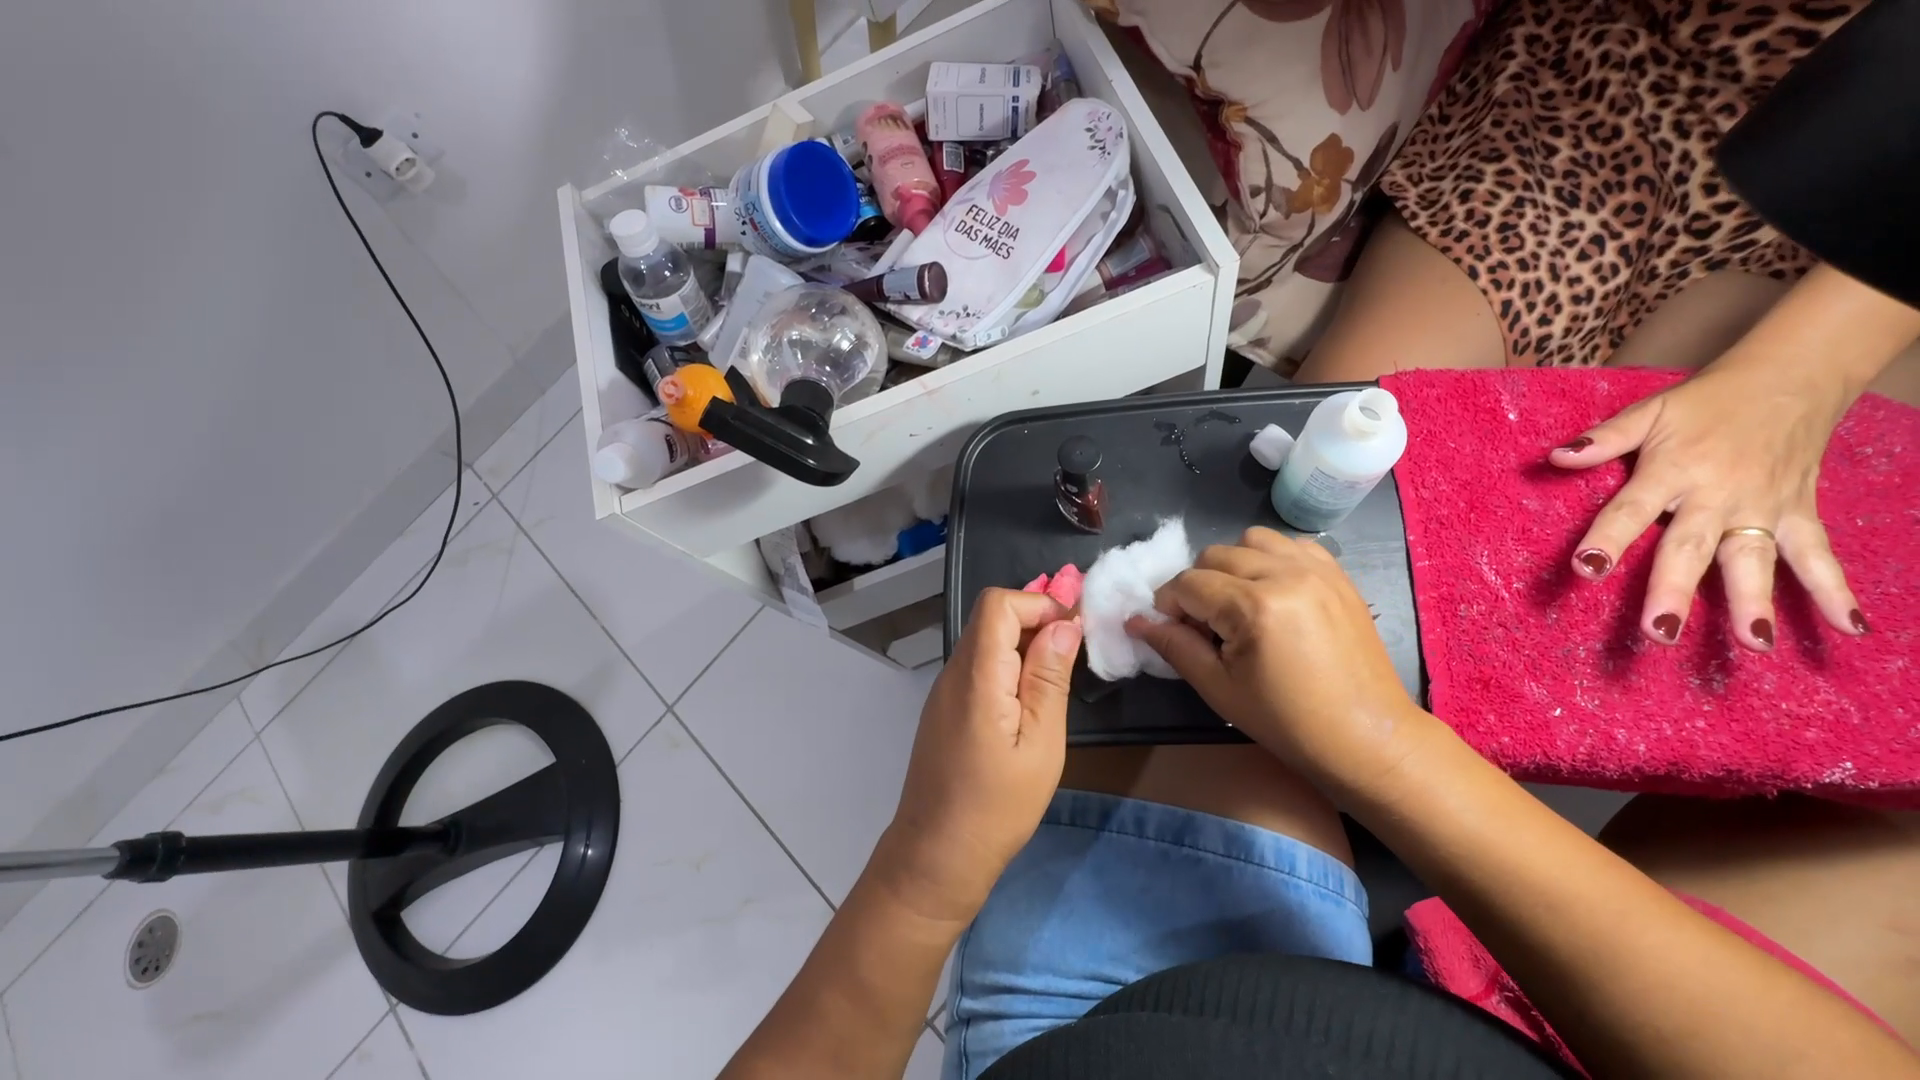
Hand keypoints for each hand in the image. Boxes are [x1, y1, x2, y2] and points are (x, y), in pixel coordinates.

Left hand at [882, 588, 1080, 923]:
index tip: (1074, 630)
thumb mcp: (1041, 744)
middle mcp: (953, 674)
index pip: (998, 604)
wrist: (936, 857)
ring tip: (1059, 673)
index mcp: (977, 677)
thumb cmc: (997, 807)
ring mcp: (944, 693)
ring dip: (1023, 643)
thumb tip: (1065, 623)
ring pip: (984, 642)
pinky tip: (1030, 699)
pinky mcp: (945, 711)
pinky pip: (978, 669)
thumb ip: (1049, 679)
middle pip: (990, 618)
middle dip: (1035, 618)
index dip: (1038, 603)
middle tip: (1077, 644)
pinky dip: (1007, 666)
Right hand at [1125, 528, 1425, 788]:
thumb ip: (1174, 645)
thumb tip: (1134, 620)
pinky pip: (1291, 544)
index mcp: (1254, 606)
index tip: (1175, 634)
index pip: (1187, 584)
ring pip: (1251, 540)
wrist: (1365, 736)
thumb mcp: (1219, 689)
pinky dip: (1272, 559)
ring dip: (1234, 566)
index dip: (1169, 607)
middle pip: (1215, 555)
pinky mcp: (1338, 575)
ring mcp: (1317, 569)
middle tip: (1208, 628)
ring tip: (1241, 605)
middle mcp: (1285, 574)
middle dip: (1199, 586)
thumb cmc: (1287, 722)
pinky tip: (1273, 594)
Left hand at [1551, 362, 1867, 650]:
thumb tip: (1554, 457)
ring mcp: (1763, 507)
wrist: (1789, 378)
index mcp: (1672, 470)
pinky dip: (1837, 590)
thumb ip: (1603, 440)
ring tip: (1753, 643)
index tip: (1586, 568)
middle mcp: (1717, 494)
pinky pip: (1818, 554)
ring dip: (1754, 601)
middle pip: (1692, 547)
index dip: (1607, 539)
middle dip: (1675, 590)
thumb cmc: (1704, 403)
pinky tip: (1850, 628)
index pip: (1630, 510)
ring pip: (1755, 558)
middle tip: (1659, 632)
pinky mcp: (1801, 512)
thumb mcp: (1648, 413)